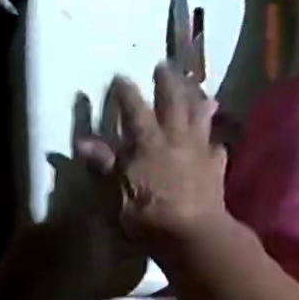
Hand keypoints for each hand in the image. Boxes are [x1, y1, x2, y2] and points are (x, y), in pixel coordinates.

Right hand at [75, 62, 230, 242]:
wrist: (193, 234)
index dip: (126, 93)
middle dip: (166, 82)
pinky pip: (216, 147)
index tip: (119, 77)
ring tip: (200, 92)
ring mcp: (200, 150)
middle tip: (164, 65)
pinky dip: (213, 141)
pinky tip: (214, 143)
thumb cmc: (149, 216)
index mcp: (148, 142)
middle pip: (172, 102)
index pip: (134, 110)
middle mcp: (176, 137)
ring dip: (197, 101)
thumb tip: (82, 143)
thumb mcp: (117, 193)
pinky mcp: (216, 168)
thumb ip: (104, 165)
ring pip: (199, 117)